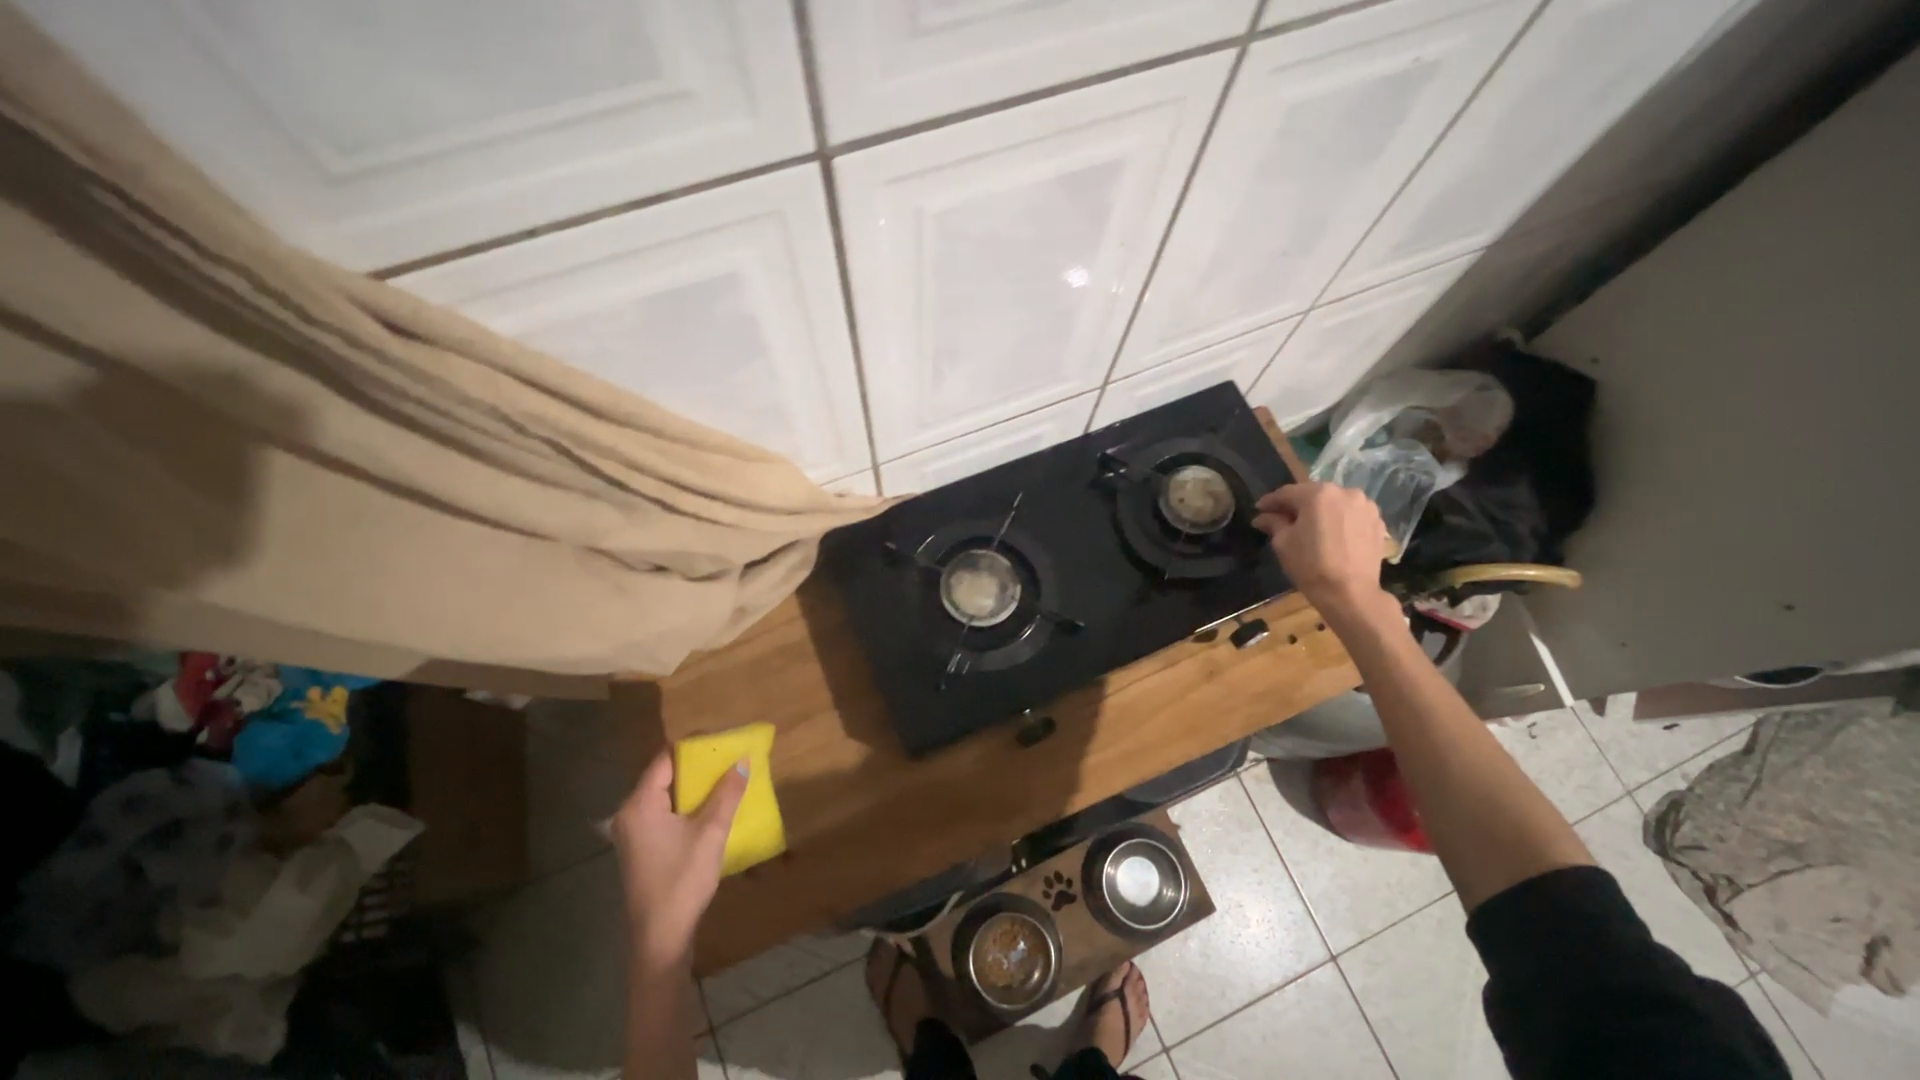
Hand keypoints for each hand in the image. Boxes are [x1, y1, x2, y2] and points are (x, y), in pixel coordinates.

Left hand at [610, 750, 748, 969]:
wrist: (660, 936)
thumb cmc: (682, 880)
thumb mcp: (711, 833)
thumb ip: (726, 794)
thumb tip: (743, 761)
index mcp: (640, 804)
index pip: (664, 760)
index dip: (693, 748)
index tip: (721, 741)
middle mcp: (628, 813)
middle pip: (662, 777)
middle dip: (695, 768)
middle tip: (727, 759)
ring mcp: (631, 833)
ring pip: (663, 797)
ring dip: (691, 789)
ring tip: (723, 781)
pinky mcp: (639, 849)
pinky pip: (661, 815)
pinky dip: (683, 808)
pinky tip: (708, 811)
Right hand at [1252, 482, 1391, 617]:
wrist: (1350, 592)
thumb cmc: (1310, 565)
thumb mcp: (1283, 543)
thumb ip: (1273, 523)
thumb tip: (1263, 517)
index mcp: (1317, 494)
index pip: (1287, 493)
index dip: (1270, 502)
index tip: (1259, 509)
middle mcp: (1344, 492)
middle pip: (1314, 495)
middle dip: (1298, 505)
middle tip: (1283, 518)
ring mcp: (1365, 506)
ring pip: (1335, 503)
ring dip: (1322, 511)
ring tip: (1312, 526)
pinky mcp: (1377, 522)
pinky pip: (1352, 515)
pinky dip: (1340, 521)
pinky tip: (1333, 535)